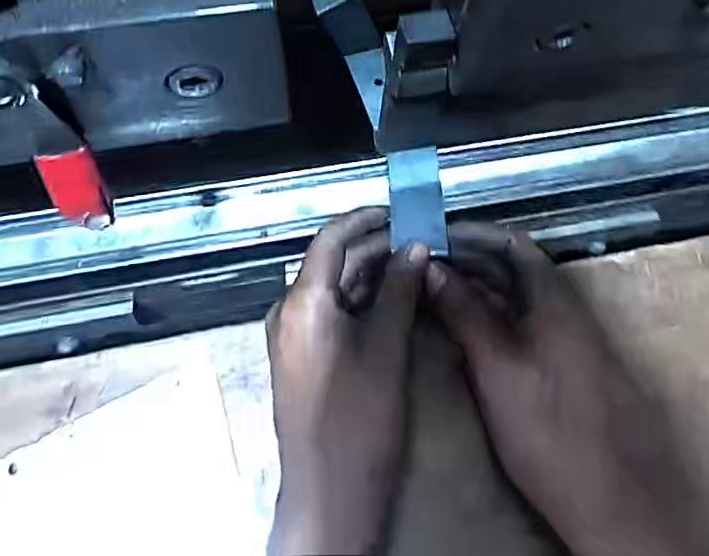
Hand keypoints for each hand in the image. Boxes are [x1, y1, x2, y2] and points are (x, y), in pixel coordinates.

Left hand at [267, 207, 428, 555]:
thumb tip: (416, 245)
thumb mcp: (387, 348)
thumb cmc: (358, 420)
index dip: (364, 220)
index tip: (399, 211)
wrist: (330, 498)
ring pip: (336, 287)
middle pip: (333, 262)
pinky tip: (395, 297)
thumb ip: (400, 290)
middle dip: (376, 248)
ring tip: (414, 263)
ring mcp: (294, 336)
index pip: (330, 240)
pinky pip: (333, 312)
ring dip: (372, 273)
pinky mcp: (304, 356)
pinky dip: (363, 300)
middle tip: (418, 239)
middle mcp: (290, 312)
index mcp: (302, 303)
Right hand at [426, 224, 708, 555]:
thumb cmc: (548, 428)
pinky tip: (464, 327)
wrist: (607, 500)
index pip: (510, 242)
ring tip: (435, 293)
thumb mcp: (496, 366)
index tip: (434, 240)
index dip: (471, 235)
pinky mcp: (563, 359)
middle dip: (469, 262)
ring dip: (478, 288)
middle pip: (512, 265)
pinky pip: (522, 319)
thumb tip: (431, 267)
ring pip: (516, 294)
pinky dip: (492, 315)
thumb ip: (464, 312)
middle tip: (425, 267)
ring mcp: (566, 333)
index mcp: (554, 296)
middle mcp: (564, 306)